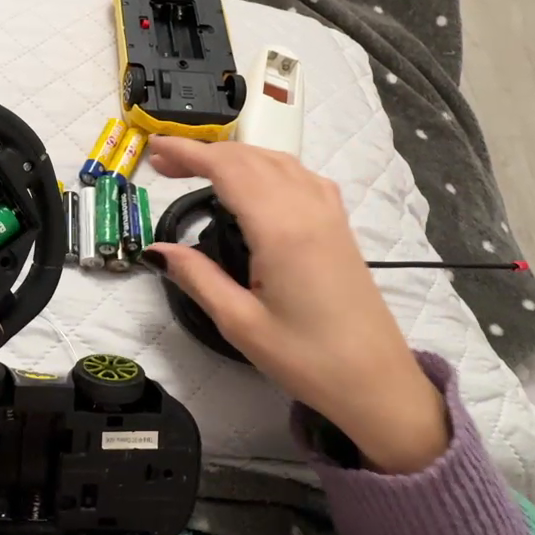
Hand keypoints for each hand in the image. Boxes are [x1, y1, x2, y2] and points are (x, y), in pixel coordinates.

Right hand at [145, 137, 446, 473]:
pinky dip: (266, 164)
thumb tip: (156, 249)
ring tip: (198, 168)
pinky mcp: (339, 225)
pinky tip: (253, 180)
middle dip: (204, 152)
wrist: (379, 384)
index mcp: (281, 230)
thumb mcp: (240, 323)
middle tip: (164, 165)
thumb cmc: (308, 359)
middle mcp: (308, 209)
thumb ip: (196, 277)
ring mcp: (329, 214)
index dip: (188, 152)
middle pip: (250, 158)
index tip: (155, 150)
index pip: (228, 169)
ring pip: (277, 160)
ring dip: (234, 155)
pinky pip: (300, 174)